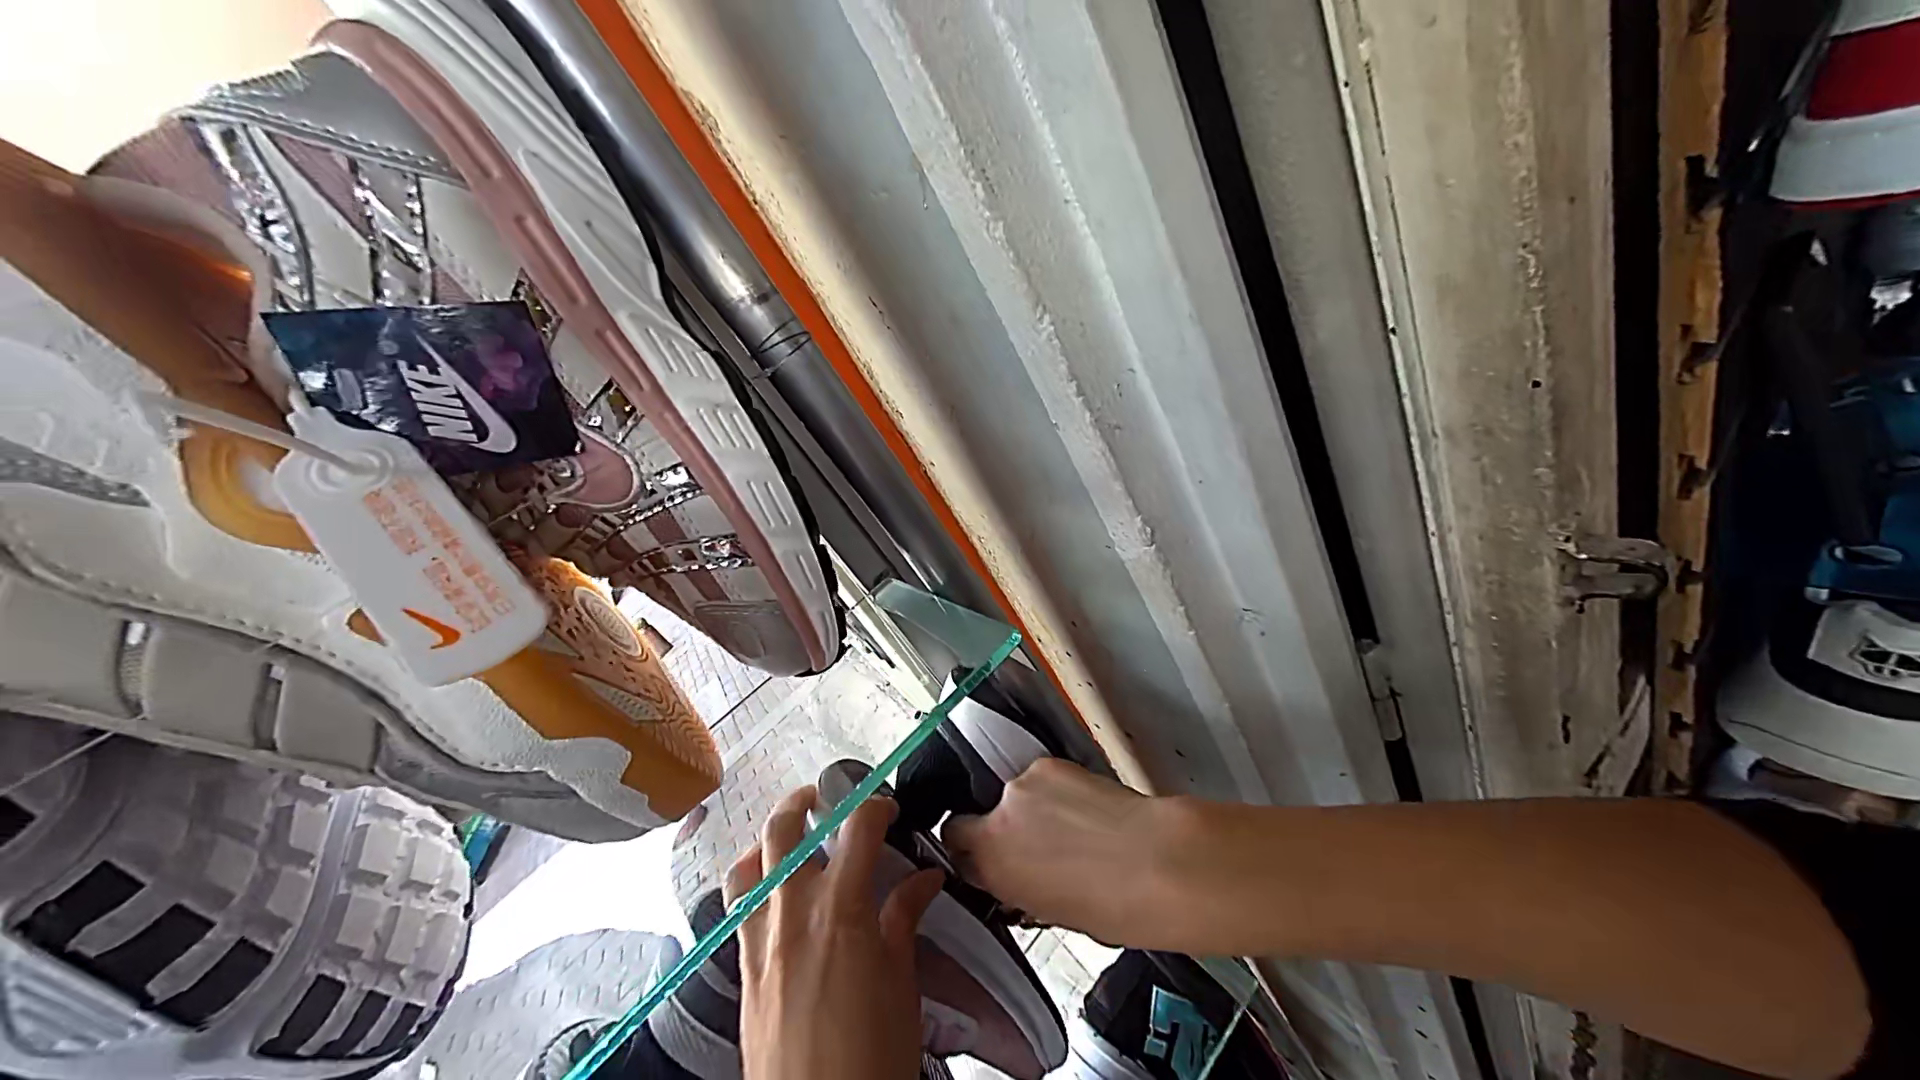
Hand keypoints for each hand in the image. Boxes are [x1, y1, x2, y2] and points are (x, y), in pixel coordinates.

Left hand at [730, 786, 945, 1079]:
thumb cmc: (871, 1056)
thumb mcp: (901, 980)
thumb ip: (904, 917)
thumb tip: (923, 882)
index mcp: (840, 907)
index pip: (857, 826)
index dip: (876, 806)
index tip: (888, 810)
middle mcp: (792, 910)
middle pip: (784, 828)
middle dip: (805, 800)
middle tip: (825, 798)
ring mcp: (761, 938)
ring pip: (749, 862)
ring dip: (768, 838)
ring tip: (788, 834)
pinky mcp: (744, 968)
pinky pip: (737, 906)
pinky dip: (751, 882)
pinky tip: (772, 892)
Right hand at [943, 759, 1190, 945]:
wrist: (1156, 864)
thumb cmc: (1116, 902)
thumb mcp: (1048, 912)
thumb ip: (1015, 884)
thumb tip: (1017, 875)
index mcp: (990, 864)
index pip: (954, 841)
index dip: (970, 846)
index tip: (985, 851)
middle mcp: (997, 820)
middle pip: (984, 813)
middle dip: (1005, 826)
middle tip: (1040, 843)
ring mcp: (1022, 786)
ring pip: (1016, 793)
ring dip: (1035, 806)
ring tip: (1074, 826)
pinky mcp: (1049, 764)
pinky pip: (1042, 776)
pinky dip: (1059, 788)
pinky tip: (1085, 807)